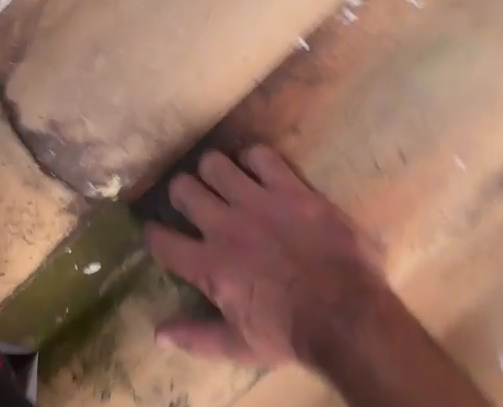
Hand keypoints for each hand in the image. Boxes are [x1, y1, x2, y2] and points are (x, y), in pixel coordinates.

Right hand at [144, 146, 386, 368]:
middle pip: (182, 188)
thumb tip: (158, 334)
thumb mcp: (240, 346)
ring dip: (214, 172)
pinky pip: (259, 155)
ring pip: (213, 163)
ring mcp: (256, 202)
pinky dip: (254, 161)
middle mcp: (224, 226)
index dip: (153, 233)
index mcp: (209, 265)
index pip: (161, 240)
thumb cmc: (293, 335)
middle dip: (182, 193)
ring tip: (223, 182)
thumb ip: (197, 336)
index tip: (157, 232)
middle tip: (194, 202)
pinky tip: (259, 172)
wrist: (349, 316)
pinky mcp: (289, 188)